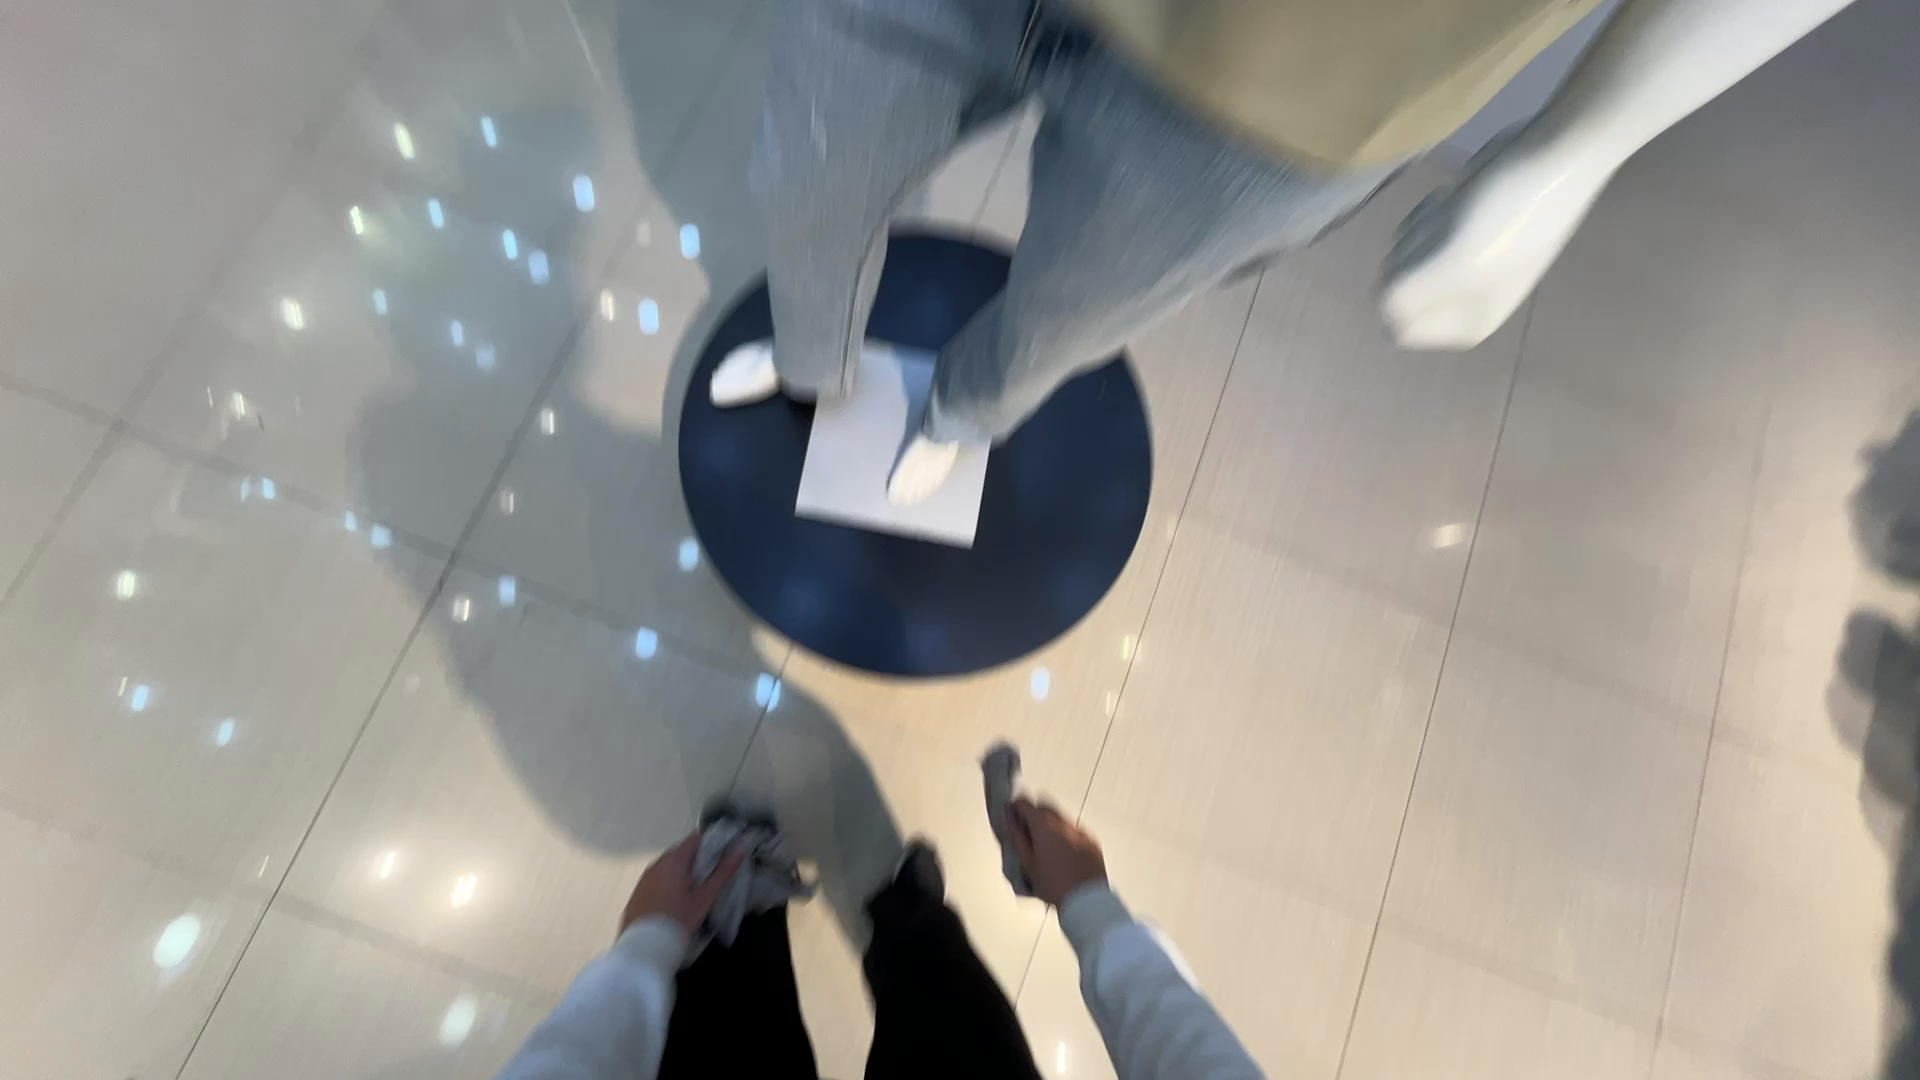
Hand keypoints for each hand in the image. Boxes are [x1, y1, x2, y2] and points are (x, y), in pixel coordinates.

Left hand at [619, 832, 746, 935]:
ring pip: (668, 866)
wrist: (644, 950)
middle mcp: (657, 863)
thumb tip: (741, 847)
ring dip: (681, 872)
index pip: (696, 838)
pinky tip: (673, 902)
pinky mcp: (636, 893)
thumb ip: (724, 871)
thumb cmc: (679, 920)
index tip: (721, 857)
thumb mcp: (705, 897)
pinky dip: (667, 883)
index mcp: (675, 860)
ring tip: (693, 891)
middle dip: (697, 859)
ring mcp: (644, 878)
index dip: (711, 843)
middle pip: (682, 852)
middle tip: (710, 877)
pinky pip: (656, 879)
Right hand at [1006, 797, 1107, 905]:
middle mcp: (1062, 821)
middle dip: (1034, 815)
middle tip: (1027, 832)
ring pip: (1060, 818)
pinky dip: (1067, 837)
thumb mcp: (1028, 863)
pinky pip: (1075, 831)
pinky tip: (1063, 855)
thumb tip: (1008, 821)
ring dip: (1051, 826)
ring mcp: (1079, 830)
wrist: (1086, 900)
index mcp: (1043, 824)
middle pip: (1043, 807)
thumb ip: (1016, 837)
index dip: (1015, 808)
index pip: (1024, 803)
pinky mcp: (1091, 841)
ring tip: (1045, 848)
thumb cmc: (1055, 885)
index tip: (1012, 817)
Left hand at [1379, 130, 1611, 350]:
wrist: (1554, 153)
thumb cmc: (1505, 216)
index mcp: (1464, 327)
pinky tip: (1457, 199)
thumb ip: (1401, 300)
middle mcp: (1458, 306)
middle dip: (1412, 257)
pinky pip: (1412, 234)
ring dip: (1421, 231)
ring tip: (1464, 213)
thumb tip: (1385, 308)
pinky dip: (1427, 213)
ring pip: (1400, 260)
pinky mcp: (1454, 238)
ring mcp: (1456, 272)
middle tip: (1455, 232)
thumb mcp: (1447, 269)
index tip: (1437, 264)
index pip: (1398, 329)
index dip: (1404, 292)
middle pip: (1394, 291)